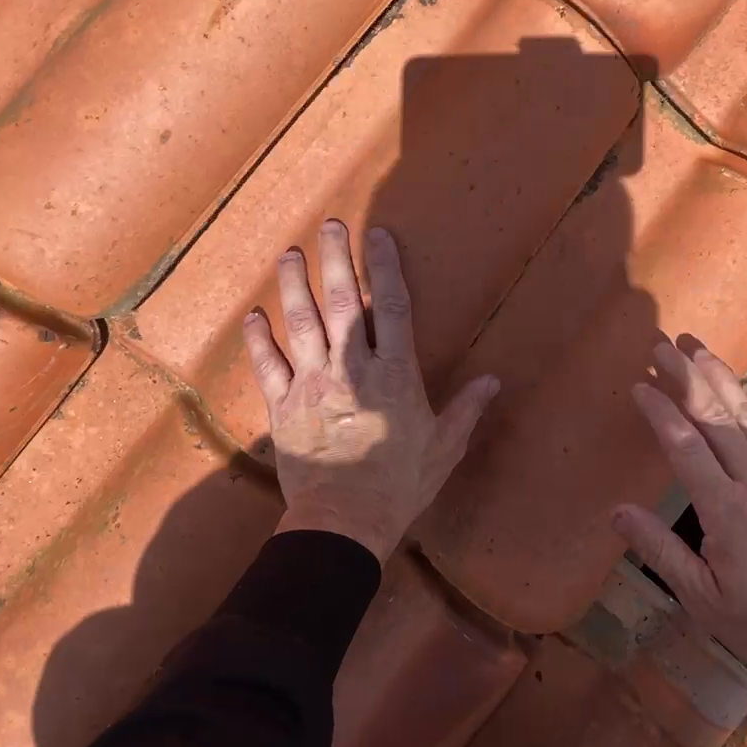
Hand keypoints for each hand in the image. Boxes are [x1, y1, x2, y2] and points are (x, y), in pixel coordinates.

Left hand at [243, 221, 498, 561]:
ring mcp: (311, 386)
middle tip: (329, 225)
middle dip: (335, 261)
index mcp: (394, 374)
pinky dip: (258, 341)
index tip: (378, 236)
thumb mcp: (445, 446)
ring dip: (293, 286)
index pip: (390, 308)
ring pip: (300, 325)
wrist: (344, 521)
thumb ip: (466, 408)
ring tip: (290, 253)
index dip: (384, 269)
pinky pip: (266, 367)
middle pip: (340, 305)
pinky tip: (253, 315)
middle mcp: (351, 369)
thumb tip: (493, 380)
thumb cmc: (401, 483)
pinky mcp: (282, 408)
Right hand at [612, 336, 746, 684]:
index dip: (660, 410)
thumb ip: (660, 551)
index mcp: (724, 509)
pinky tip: (743, 384)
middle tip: (662, 345)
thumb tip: (617, 512)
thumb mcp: (703, 599)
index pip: (685, 445)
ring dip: (720, 377)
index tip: (639, 385)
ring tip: (698, 347)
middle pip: (714, 416)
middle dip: (687, 376)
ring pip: (746, 413)